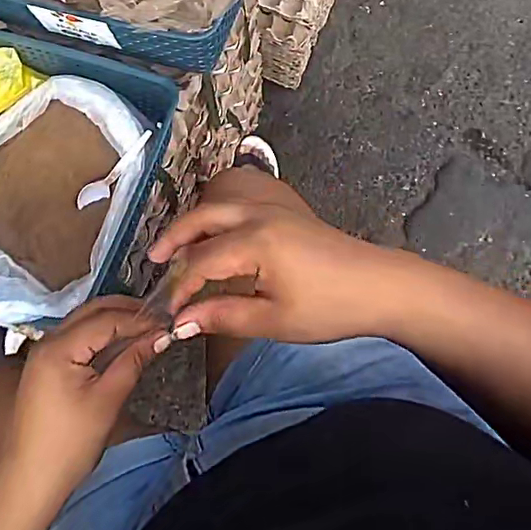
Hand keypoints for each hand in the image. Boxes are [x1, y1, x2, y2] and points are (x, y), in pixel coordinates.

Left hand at [1, 297, 163, 495]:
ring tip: (147, 328)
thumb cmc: (68, 445)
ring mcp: (44, 354)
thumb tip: (161, 335)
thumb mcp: (107, 400)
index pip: (106, 319)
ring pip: (85, 322)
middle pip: (93, 311)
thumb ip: (133, 360)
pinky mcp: (46, 367)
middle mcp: (48, 342)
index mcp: (59, 347)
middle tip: (160, 318)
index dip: (139, 318)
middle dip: (127, 310)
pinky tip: (122, 343)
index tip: (168, 321)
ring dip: (115, 320)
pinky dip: (102, 335)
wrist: (27, 486)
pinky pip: (79, 338)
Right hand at [145, 199, 417, 343]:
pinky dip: (217, 218)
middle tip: (152, 259)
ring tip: (175, 247)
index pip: (201, 261)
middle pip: (203, 218)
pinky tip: (214, 237)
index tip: (169, 312)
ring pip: (221, 206)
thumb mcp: (274, 319)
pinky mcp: (286, 211)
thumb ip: (223, 316)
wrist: (377, 284)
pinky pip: (240, 206)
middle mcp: (260, 215)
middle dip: (175, 237)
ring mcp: (274, 208)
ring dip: (194, 223)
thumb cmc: (329, 306)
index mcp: (255, 241)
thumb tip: (182, 323)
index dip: (180, 288)